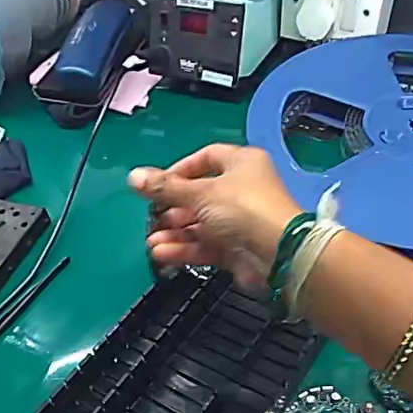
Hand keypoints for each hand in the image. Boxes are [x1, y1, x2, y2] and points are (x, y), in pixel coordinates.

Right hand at [130, 144, 304, 290]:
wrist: (278, 253)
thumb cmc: (247, 209)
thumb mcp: (200, 193)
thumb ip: (165, 188)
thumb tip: (134, 177)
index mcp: (241, 163)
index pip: (205, 158)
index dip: (179, 170)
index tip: (157, 183)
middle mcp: (242, 190)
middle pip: (198, 195)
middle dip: (172, 208)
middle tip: (152, 216)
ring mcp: (239, 221)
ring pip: (199, 224)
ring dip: (174, 232)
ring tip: (152, 240)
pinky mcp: (236, 248)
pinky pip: (204, 246)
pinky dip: (184, 249)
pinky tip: (163, 253)